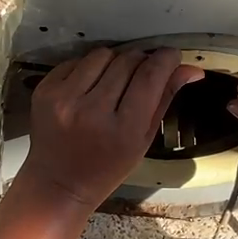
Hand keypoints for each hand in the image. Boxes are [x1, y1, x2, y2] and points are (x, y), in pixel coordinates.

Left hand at [16, 47, 202, 211]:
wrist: (57, 183)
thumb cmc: (106, 168)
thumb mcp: (142, 140)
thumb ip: (165, 99)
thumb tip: (191, 69)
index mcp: (123, 129)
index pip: (150, 76)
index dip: (166, 59)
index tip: (171, 56)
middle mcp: (92, 110)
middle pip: (127, 61)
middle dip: (141, 60)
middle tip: (143, 72)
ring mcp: (64, 99)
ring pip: (102, 55)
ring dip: (115, 61)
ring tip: (115, 80)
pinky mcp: (45, 90)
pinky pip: (76, 61)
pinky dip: (89, 68)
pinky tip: (91, 86)